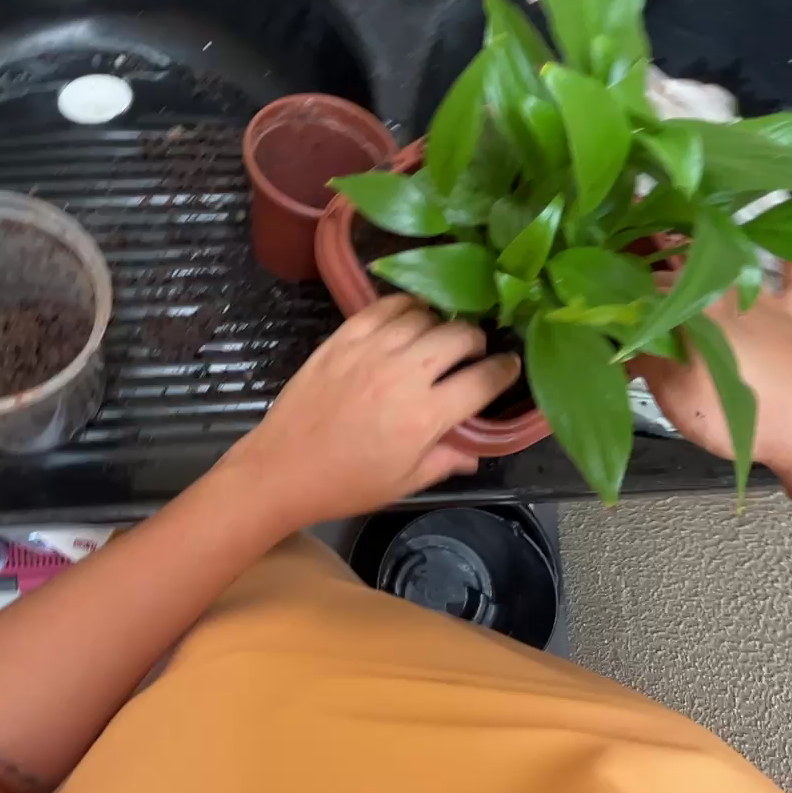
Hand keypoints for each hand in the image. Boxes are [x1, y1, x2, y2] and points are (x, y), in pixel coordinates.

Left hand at [216, 295, 520, 529]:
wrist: (282, 470)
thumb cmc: (345, 485)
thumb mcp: (402, 484)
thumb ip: (444, 461)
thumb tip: (474, 453)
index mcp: (424, 416)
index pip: (483, 380)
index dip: (505, 371)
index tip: (509, 367)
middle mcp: (403, 374)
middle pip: (459, 335)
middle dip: (476, 340)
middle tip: (473, 351)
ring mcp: (370, 351)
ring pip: (423, 316)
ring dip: (440, 323)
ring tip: (438, 336)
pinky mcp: (341, 339)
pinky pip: (383, 308)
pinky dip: (403, 307)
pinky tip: (408, 319)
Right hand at [629, 264, 791, 479]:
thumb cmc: (739, 415)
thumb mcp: (672, 392)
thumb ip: (645, 356)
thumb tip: (616, 336)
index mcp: (697, 301)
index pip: (642, 287)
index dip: (615, 298)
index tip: (595, 314)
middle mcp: (731, 288)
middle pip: (680, 269)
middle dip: (647, 273)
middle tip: (619, 293)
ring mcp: (768, 300)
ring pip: (724, 267)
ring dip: (695, 259)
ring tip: (667, 263)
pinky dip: (787, 263)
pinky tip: (779, 253)